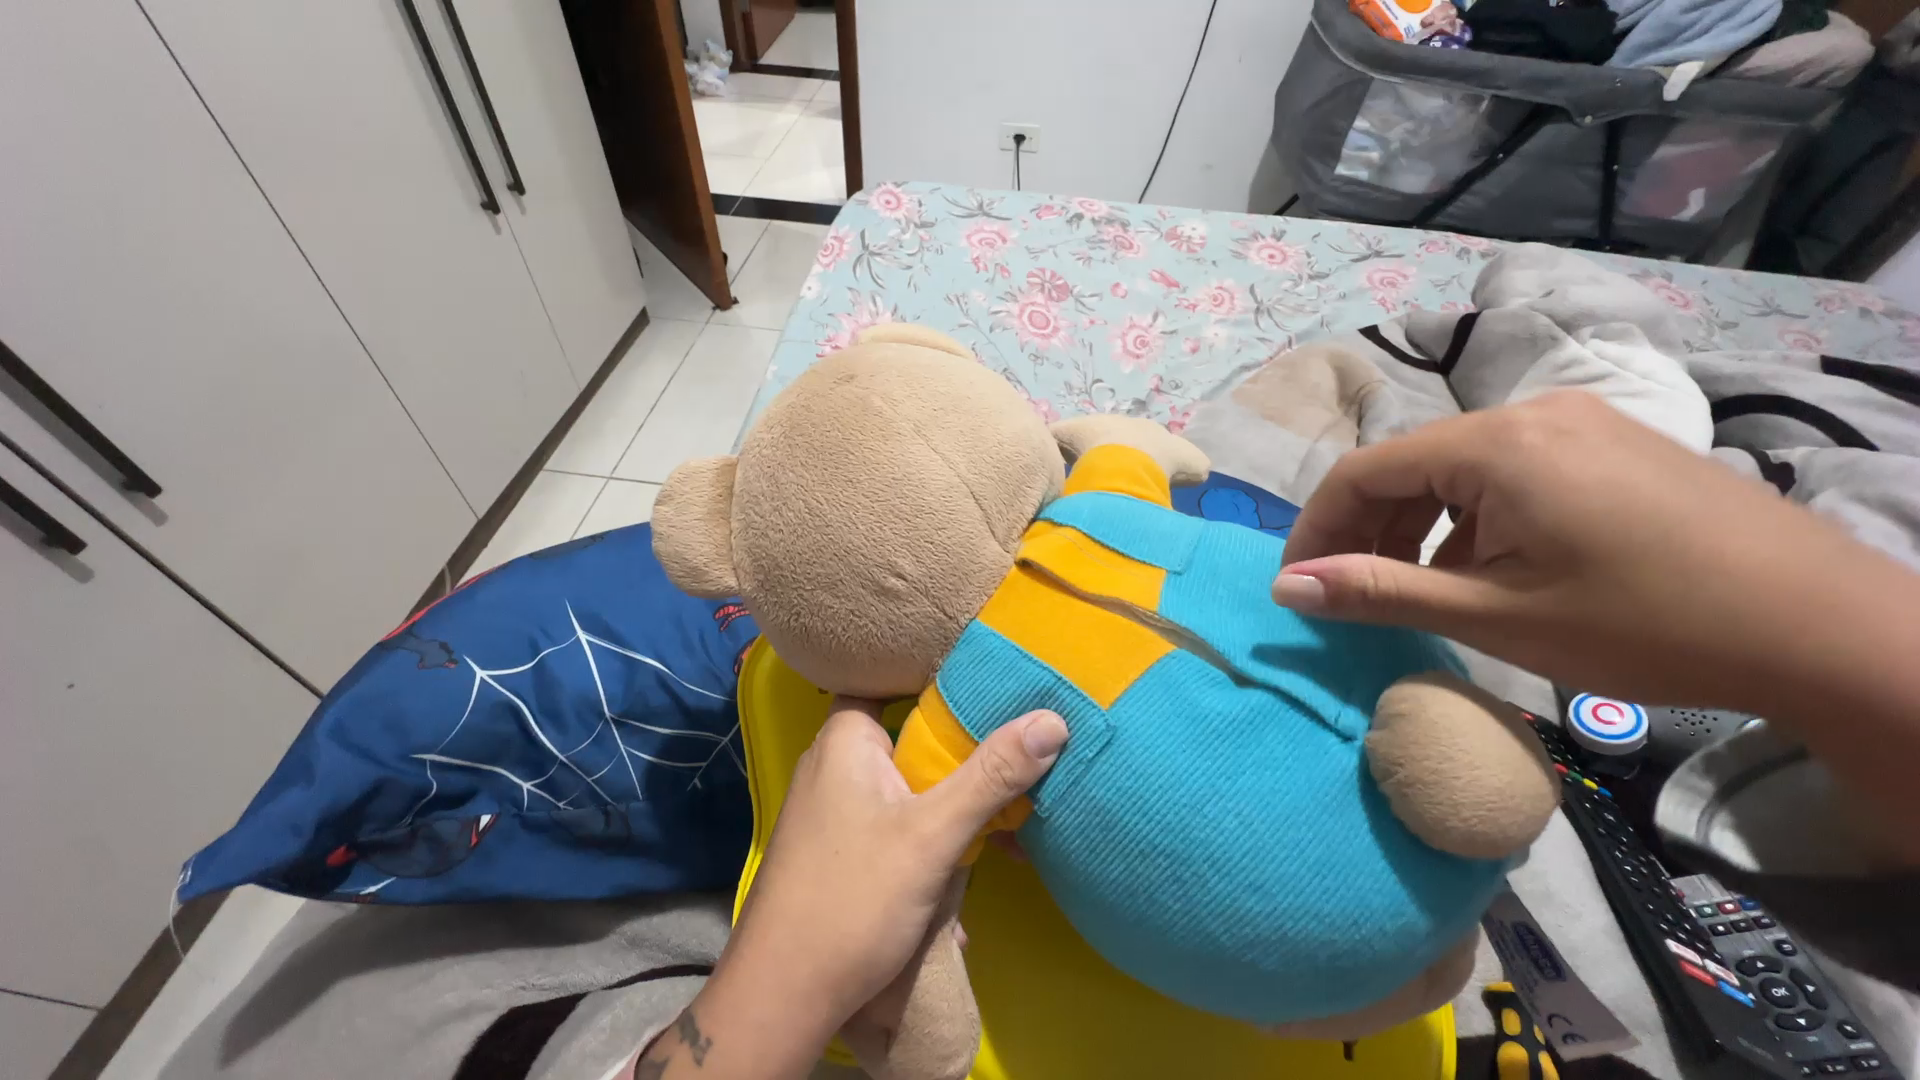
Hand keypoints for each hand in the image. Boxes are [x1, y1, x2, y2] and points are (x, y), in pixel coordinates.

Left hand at [734, 699, 1065, 1022]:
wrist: (783, 998)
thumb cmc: (853, 898)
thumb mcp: (932, 835)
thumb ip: (991, 776)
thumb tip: (1053, 720)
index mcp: (846, 738)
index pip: (892, 678)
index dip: (937, 673)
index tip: (990, 675)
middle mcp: (836, 762)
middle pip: (911, 734)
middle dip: (965, 751)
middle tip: (1021, 746)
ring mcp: (838, 807)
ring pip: (910, 783)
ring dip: (955, 801)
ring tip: (1011, 816)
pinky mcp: (844, 846)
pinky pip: (898, 819)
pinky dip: (933, 833)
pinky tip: (971, 865)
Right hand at [1270, 391, 1919, 850]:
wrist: (1830, 632)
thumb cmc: (1646, 625)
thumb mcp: (1494, 615)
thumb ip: (1377, 594)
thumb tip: (1284, 587)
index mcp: (1496, 443)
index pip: (1362, 471)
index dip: (1317, 529)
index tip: (1299, 586)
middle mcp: (1529, 413)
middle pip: (1407, 465)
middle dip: (1366, 531)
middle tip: (1352, 596)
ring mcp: (1576, 423)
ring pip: (1454, 469)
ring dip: (1416, 528)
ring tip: (1415, 591)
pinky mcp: (1609, 444)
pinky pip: (1505, 473)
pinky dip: (1469, 519)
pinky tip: (1481, 569)